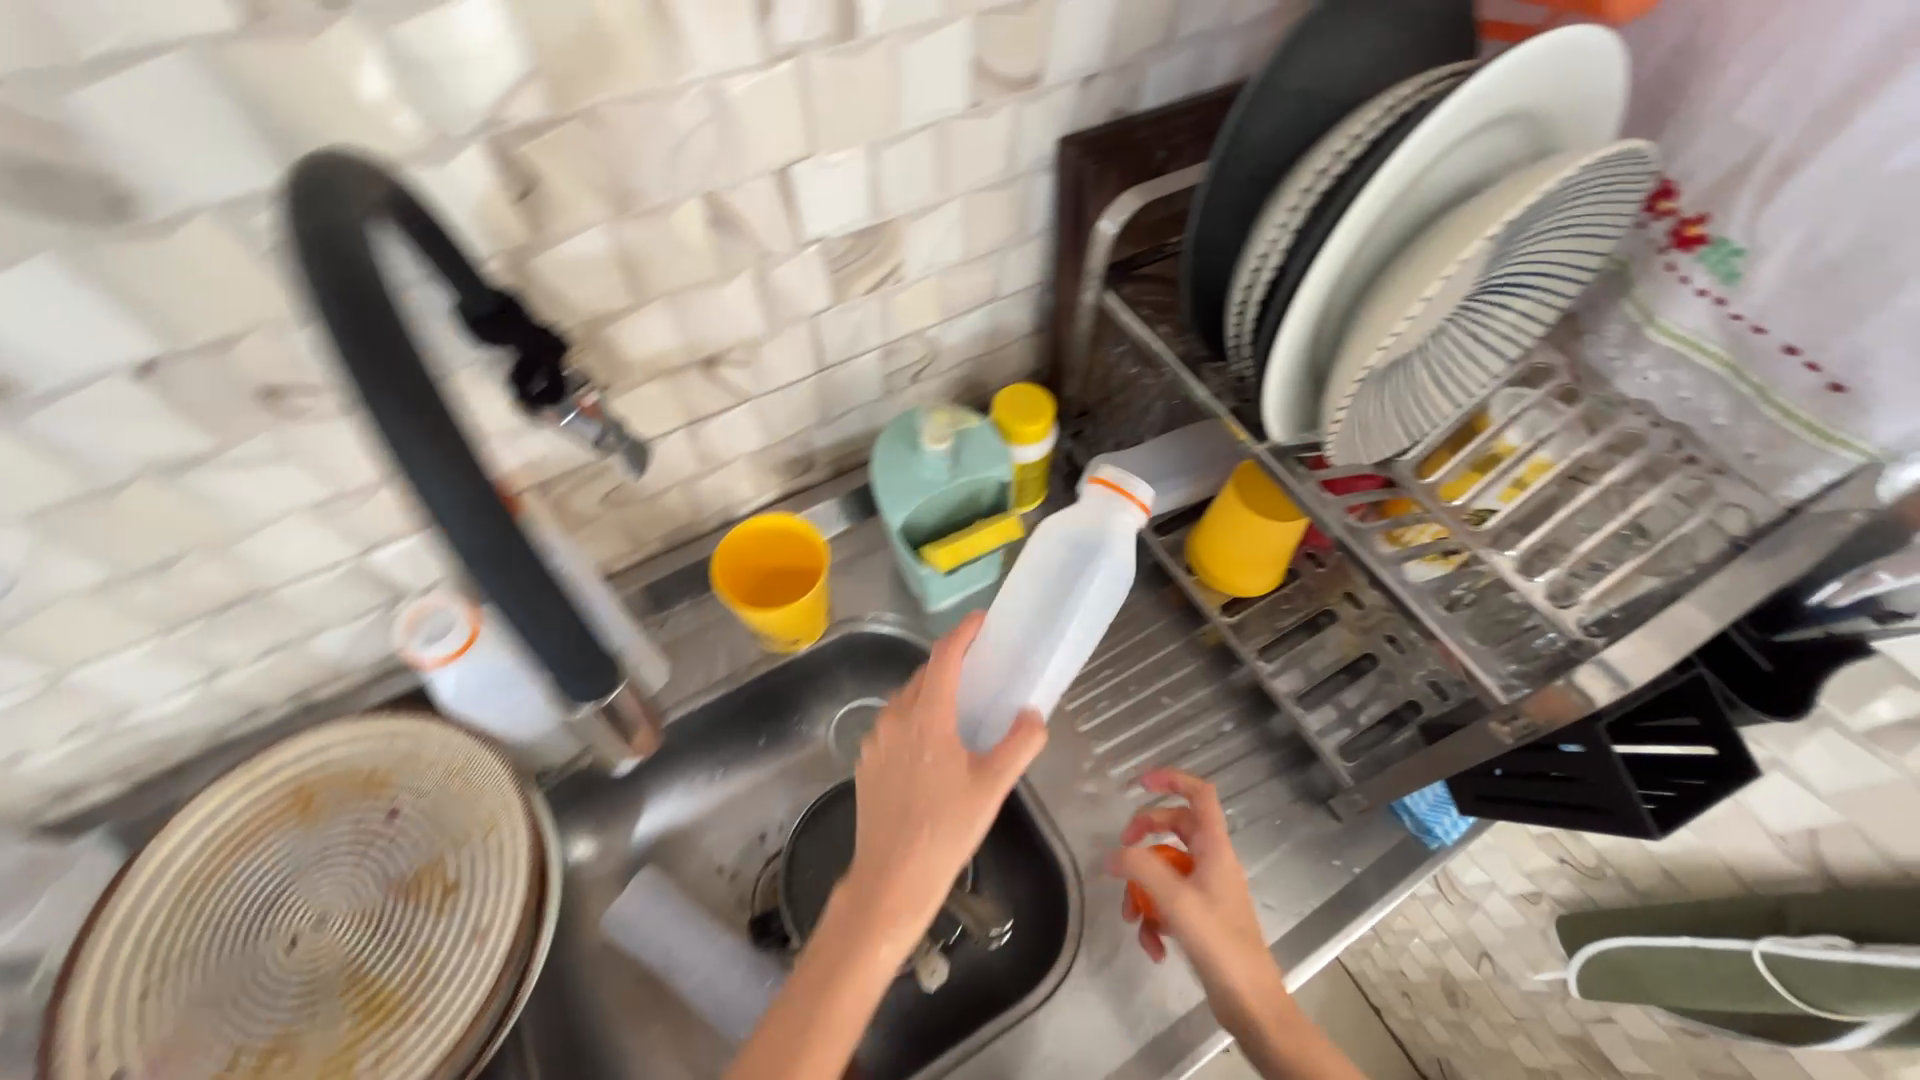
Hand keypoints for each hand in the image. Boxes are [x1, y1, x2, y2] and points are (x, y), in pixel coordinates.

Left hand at [841, 612, 1047, 960]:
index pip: (944, 657)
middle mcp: (895, 718)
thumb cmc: (946, 830)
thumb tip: (1032, 715)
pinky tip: (930, 747)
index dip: (963, 633)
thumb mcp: (993, 787)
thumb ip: (1019, 744)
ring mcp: (875, 740)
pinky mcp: (865, 762)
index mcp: (927, 716)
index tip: (981, 621)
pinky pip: (892, 726)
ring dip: (930, 693)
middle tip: (979, 670)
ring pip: (905, 700)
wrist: (892, 877)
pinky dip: (913, 720)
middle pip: (924, 676)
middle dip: (950, 665)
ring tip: (958, 708)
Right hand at [1108, 768, 1287, 1039]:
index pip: (1200, 794)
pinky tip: (1152, 946)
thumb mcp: (1174, 899)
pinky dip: (1155, 920)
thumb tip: (1112, 856)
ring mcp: (1207, 890)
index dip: (1172, 780)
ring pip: (1165, 870)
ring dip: (1142, 890)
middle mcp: (1212, 862)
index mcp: (1215, 848)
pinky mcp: (1201, 918)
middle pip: (1174, 829)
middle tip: (1121, 851)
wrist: (1250, 1001)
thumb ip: (1139, 868)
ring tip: (1131, 918)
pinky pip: (1169, 903)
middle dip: (1143, 839)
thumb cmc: (1219, 942)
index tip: (1139, 784)